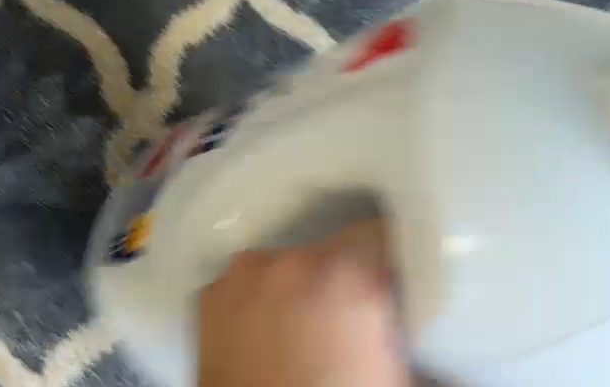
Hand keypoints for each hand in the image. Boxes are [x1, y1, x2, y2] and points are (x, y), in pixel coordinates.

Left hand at [197, 220, 409, 386]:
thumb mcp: (392, 377)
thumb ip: (398, 341)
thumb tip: (397, 330)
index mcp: (347, 281)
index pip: (379, 237)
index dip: (393, 252)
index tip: (403, 269)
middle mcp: (287, 261)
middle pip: (328, 254)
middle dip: (346, 280)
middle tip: (360, 318)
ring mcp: (238, 273)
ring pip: (281, 267)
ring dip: (299, 289)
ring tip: (310, 332)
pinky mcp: (206, 293)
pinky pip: (244, 286)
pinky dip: (259, 301)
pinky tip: (268, 335)